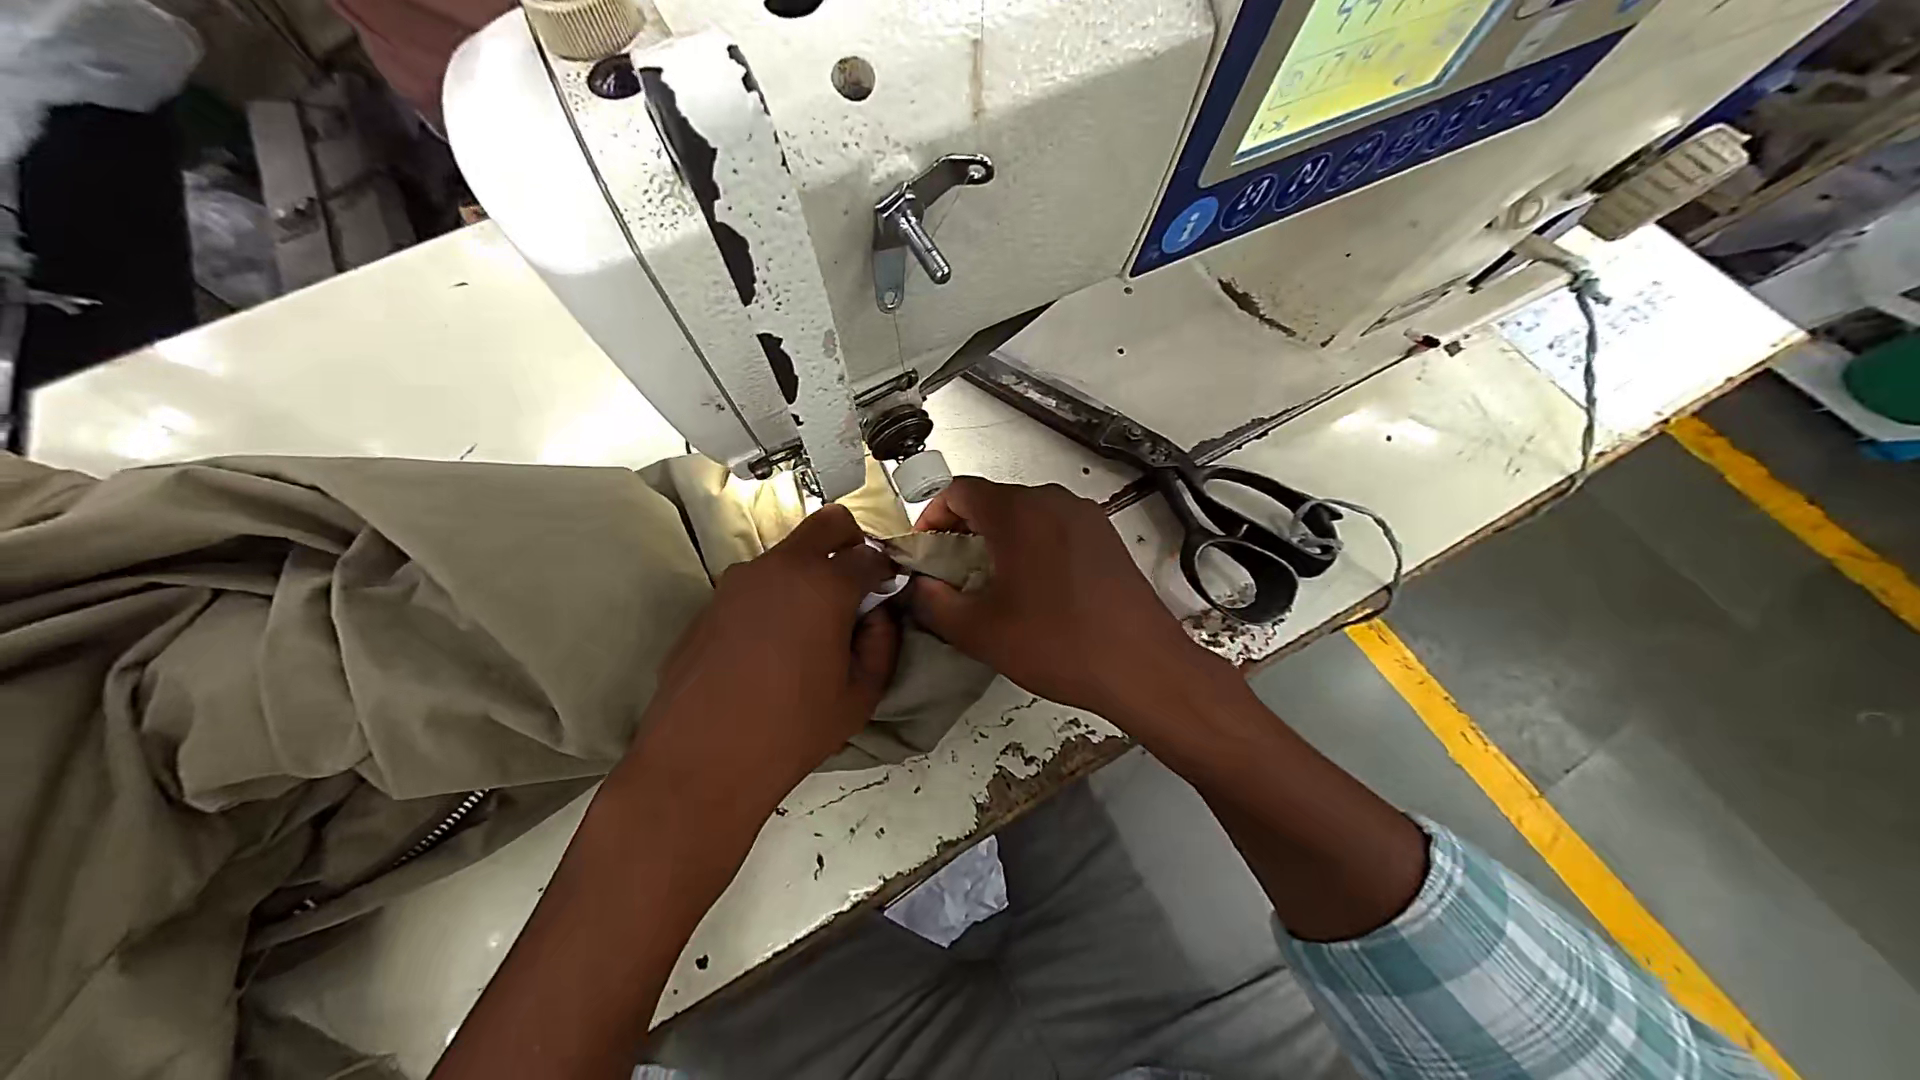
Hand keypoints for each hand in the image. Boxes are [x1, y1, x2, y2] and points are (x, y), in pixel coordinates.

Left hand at [629, 504, 900, 819]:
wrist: (699, 758)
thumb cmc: (791, 729)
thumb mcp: (860, 696)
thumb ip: (882, 644)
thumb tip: (878, 617)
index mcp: (825, 585)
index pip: (870, 554)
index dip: (886, 570)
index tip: (887, 590)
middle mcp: (780, 568)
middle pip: (828, 523)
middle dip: (852, 540)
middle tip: (857, 582)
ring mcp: (739, 581)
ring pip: (788, 554)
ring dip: (809, 572)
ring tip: (810, 626)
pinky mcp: (711, 602)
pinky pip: (757, 584)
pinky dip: (776, 596)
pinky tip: (771, 645)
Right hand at [907, 477, 1218, 718]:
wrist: (1142, 666)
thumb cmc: (1060, 643)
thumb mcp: (979, 631)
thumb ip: (933, 602)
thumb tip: (920, 587)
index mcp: (1018, 512)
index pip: (959, 490)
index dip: (932, 517)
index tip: (926, 549)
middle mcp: (1053, 501)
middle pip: (993, 498)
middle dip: (964, 530)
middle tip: (952, 571)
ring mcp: (1085, 516)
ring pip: (1026, 513)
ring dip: (998, 538)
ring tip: (991, 582)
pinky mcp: (1105, 536)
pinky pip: (1055, 527)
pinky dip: (1032, 544)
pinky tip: (1032, 587)